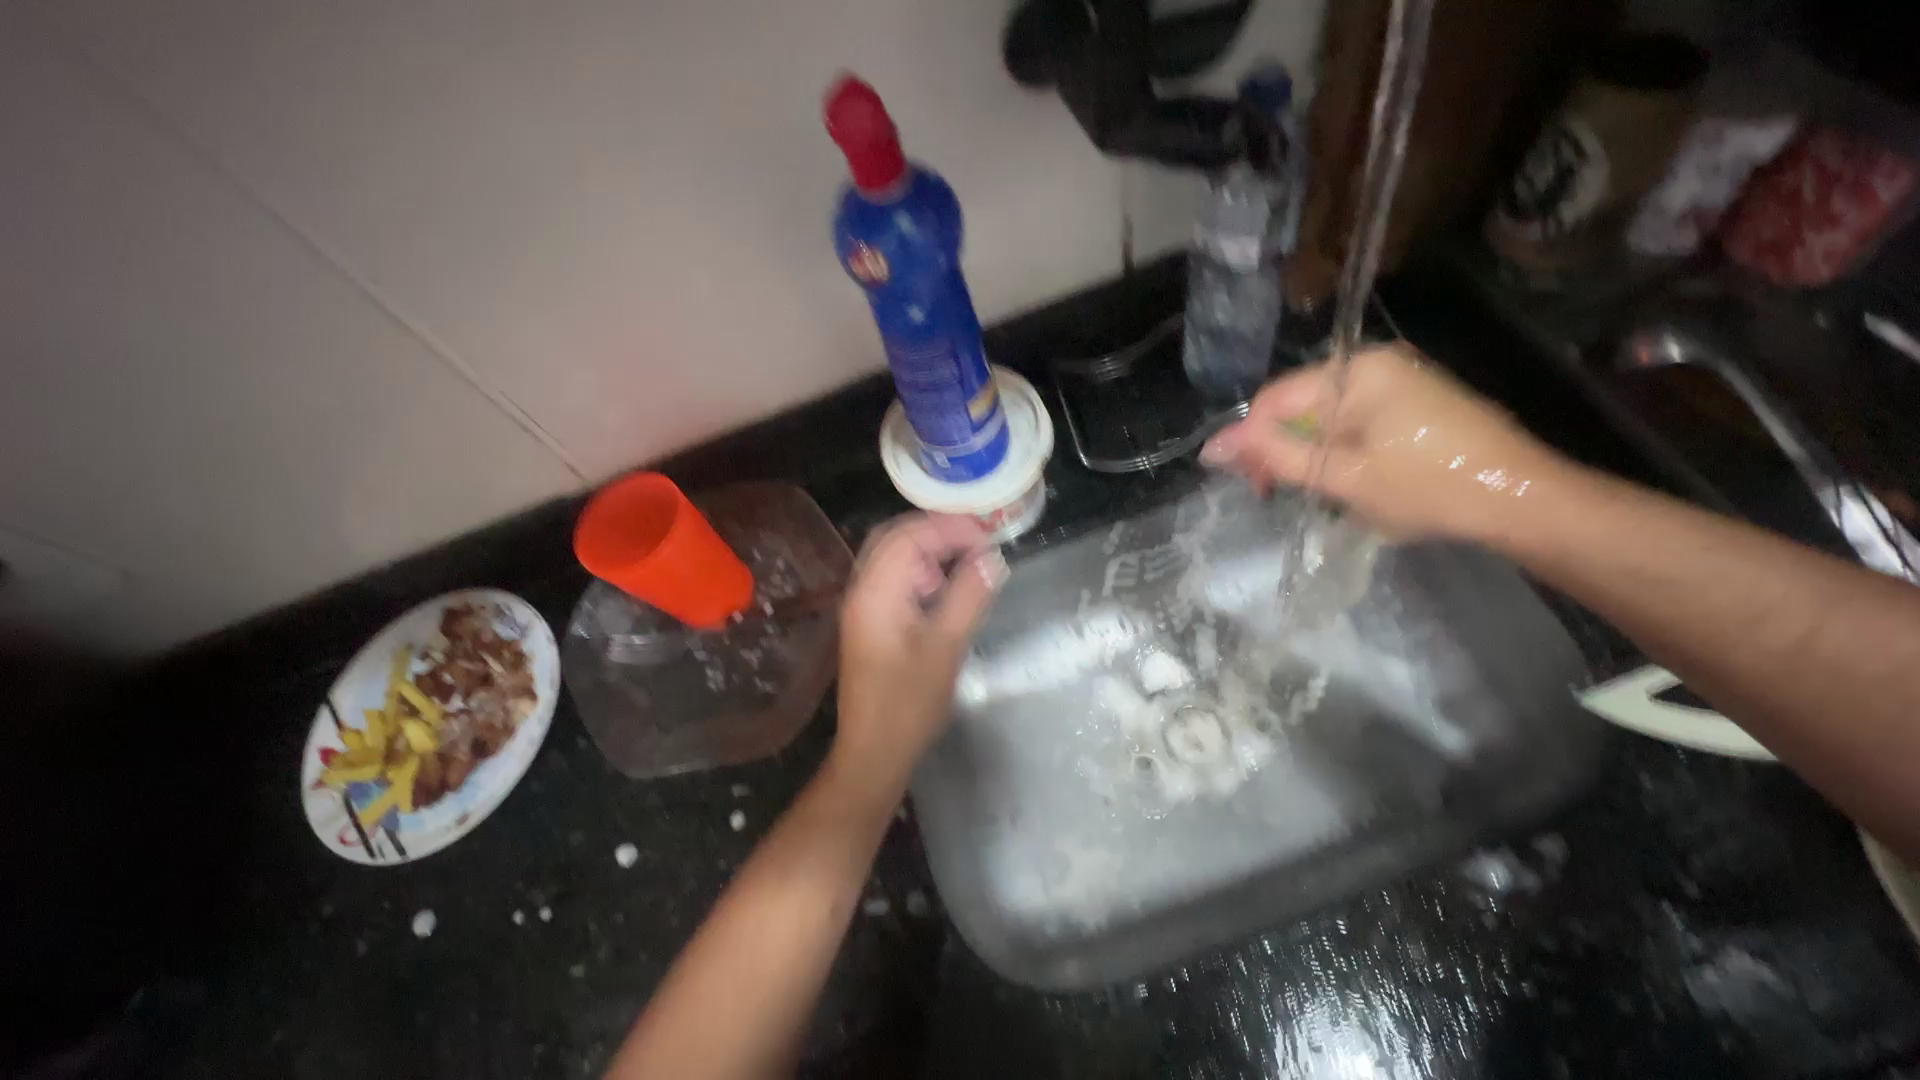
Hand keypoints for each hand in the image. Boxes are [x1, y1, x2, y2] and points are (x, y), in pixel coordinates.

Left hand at [834, 514, 1007, 784]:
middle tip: (979, 539)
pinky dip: (919, 572)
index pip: (910, 536)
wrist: (873, 752)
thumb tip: (992, 558)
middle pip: (895, 537)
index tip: (988, 535)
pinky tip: (944, 588)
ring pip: (892, 557)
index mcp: (876, 591)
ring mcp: (862, 606)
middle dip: (937, 530)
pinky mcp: (868, 623)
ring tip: (967, 559)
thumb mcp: (947, 646)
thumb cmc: (909, 704)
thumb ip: (969, 596)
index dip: (950, 527)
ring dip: (928, 551)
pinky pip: (892, 579)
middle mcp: (861, 590)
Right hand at [1199, 343, 1565, 540]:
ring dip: (1309, 454)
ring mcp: (1402, 382)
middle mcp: (1377, 365)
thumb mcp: (1343, 477)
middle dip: (1279, 449)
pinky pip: (1358, 422)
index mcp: (1357, 371)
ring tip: (1309, 493)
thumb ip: (1276, 457)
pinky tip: (1344, 482)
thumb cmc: (1428, 487)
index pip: (1276, 399)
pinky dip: (1340, 451)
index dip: (1249, 439)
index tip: (1244, 483)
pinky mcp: (1417, 404)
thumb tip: (1213, 447)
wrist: (1522, 500)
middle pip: (1301, 405)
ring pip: (1328, 417)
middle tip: (1272, 493)